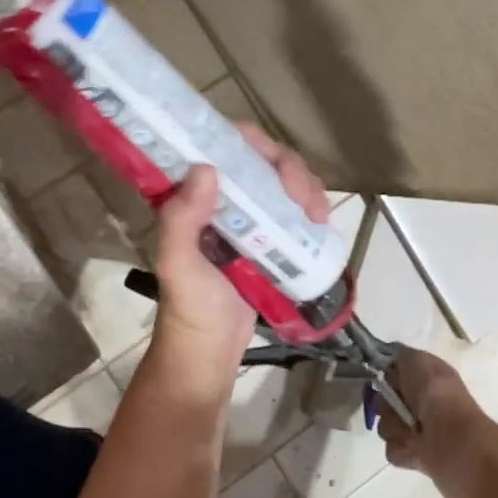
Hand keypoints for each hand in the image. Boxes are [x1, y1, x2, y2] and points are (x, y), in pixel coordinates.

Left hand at [148, 124, 330, 392]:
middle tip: (307, 200)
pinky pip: (292, 210)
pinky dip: (309, 208)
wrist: (208, 355)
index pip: (221, 146)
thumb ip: (180, 220)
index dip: (251, 143)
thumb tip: (206, 168)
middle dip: (290, 169)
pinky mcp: (267, 239)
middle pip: (260, 160)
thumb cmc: (189, 310)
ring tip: (318, 217)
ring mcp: (245, 219)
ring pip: (280, 182)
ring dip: (305, 188)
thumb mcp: (177, 265)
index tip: (276, 164)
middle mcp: (218, 199)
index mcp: (190, 196)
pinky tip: (320, 224)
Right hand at [377, 348, 490, 476]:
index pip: (394, 374)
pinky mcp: (414, 455)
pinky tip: (415, 446)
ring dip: (394, 426)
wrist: (453, 438)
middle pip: (384, 400)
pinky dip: (401, 447)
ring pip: (385, 425)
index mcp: (427, 378)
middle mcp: (423, 403)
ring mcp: (418, 430)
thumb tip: (388, 355)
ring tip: (412, 430)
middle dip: (384, 403)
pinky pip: (391, 449)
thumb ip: (398, 353)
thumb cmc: (435, 394)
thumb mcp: (416, 360)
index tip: (382, 377)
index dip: (385, 375)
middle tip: (395, 405)